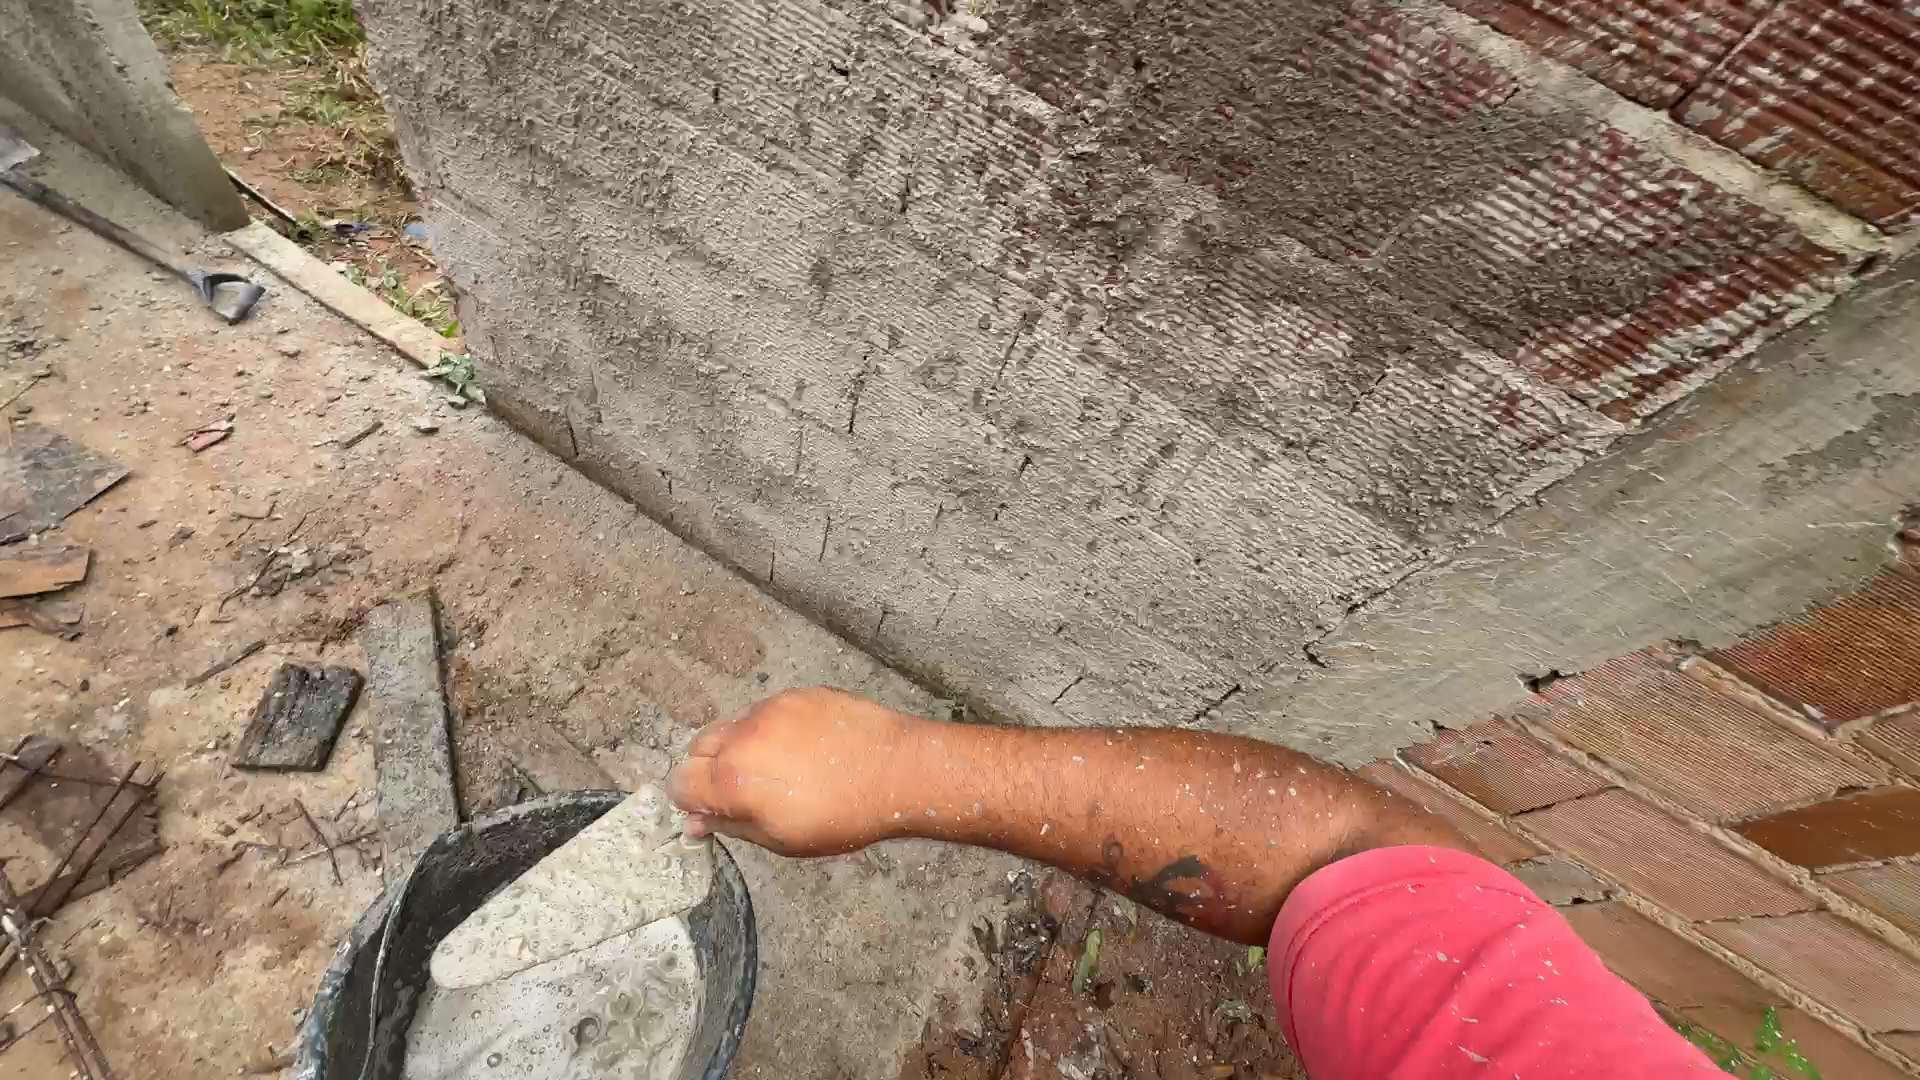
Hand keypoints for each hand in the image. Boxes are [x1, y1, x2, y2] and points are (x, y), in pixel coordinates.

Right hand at [666, 686, 921, 856]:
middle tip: (745, 789)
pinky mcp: (797, 694)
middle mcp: (744, 737)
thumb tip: (696, 821)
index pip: (678, 782)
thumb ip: (730, 826)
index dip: (692, 799)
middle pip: (699, 747)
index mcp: (733, 780)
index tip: (713, 808)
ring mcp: (771, 709)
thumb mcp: (780, 839)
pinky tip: (805, 747)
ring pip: (734, 726)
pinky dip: (773, 728)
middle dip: (710, 769)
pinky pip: (768, 711)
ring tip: (783, 768)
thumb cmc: (841, 815)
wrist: (895, 770)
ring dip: (742, 746)